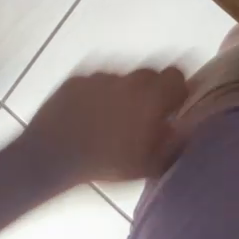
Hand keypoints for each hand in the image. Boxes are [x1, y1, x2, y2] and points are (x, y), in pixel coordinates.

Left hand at [17, 67, 188, 186]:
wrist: (50, 156)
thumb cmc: (104, 165)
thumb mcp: (146, 165)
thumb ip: (173, 144)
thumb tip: (187, 128)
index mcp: (151, 96)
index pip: (177, 74)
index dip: (177, 89)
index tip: (172, 106)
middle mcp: (129, 78)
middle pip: (150, 74)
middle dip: (151, 91)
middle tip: (142, 116)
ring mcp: (101, 75)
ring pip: (122, 78)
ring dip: (123, 92)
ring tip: (110, 120)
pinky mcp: (78, 77)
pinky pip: (96, 81)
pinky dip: (97, 94)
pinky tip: (88, 117)